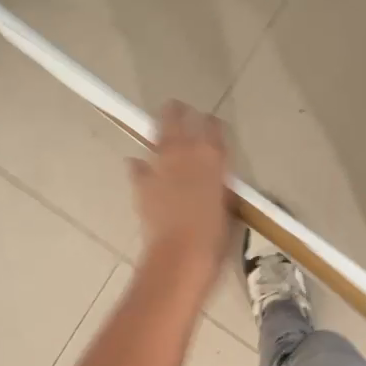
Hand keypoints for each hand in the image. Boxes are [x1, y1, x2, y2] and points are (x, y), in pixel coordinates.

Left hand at [129, 101, 230, 287]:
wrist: (180, 255)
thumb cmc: (214, 236)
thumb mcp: (228, 208)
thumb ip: (220, 186)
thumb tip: (215, 179)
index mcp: (212, 157)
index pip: (213, 126)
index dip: (212, 124)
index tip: (214, 125)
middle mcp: (184, 153)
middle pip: (177, 118)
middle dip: (179, 112)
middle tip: (181, 110)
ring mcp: (159, 165)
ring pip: (157, 135)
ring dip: (160, 132)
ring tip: (164, 134)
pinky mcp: (140, 182)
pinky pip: (138, 165)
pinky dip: (141, 165)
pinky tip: (142, 168)